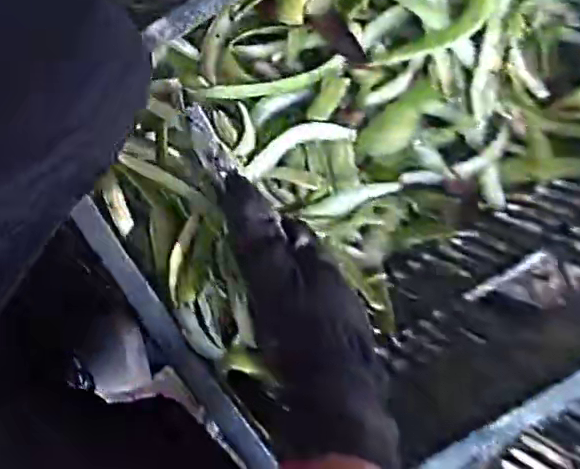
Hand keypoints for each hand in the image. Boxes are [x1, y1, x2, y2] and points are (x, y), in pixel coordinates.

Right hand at [220, 173, 399, 468]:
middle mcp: (339, 284)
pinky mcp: (340, 348)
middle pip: (300, 255)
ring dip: (281, 280)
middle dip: (273, 249)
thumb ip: (254, 228)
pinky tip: (271, 320)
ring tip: (249, 285)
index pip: (291, 225)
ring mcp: (344, 318)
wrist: (332, 402)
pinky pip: (308, 313)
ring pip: (306, 284)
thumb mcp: (267, 272)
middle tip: (237, 252)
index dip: (263, 217)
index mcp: (322, 261)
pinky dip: (289, 308)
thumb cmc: (296, 328)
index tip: (234, 218)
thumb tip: (235, 177)